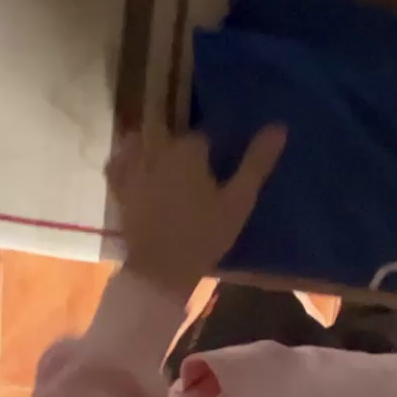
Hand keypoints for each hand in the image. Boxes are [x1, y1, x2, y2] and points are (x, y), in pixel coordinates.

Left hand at [107, 125, 287, 297]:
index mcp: (188, 149)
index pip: (202, 135)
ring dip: (150, 143)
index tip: (216, 166)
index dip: (210, 150)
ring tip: (164, 163)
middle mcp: (157, 148)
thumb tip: (280, 127)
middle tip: (190, 166)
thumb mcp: (238, 202)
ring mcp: (133, 166)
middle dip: (177, 141)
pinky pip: (117, 161)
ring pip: (139, 138)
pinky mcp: (118, 186)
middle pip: (166, 128)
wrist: (162, 269)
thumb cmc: (205, 236)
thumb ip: (256, 164)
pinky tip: (136, 168)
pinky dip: (125, 160)